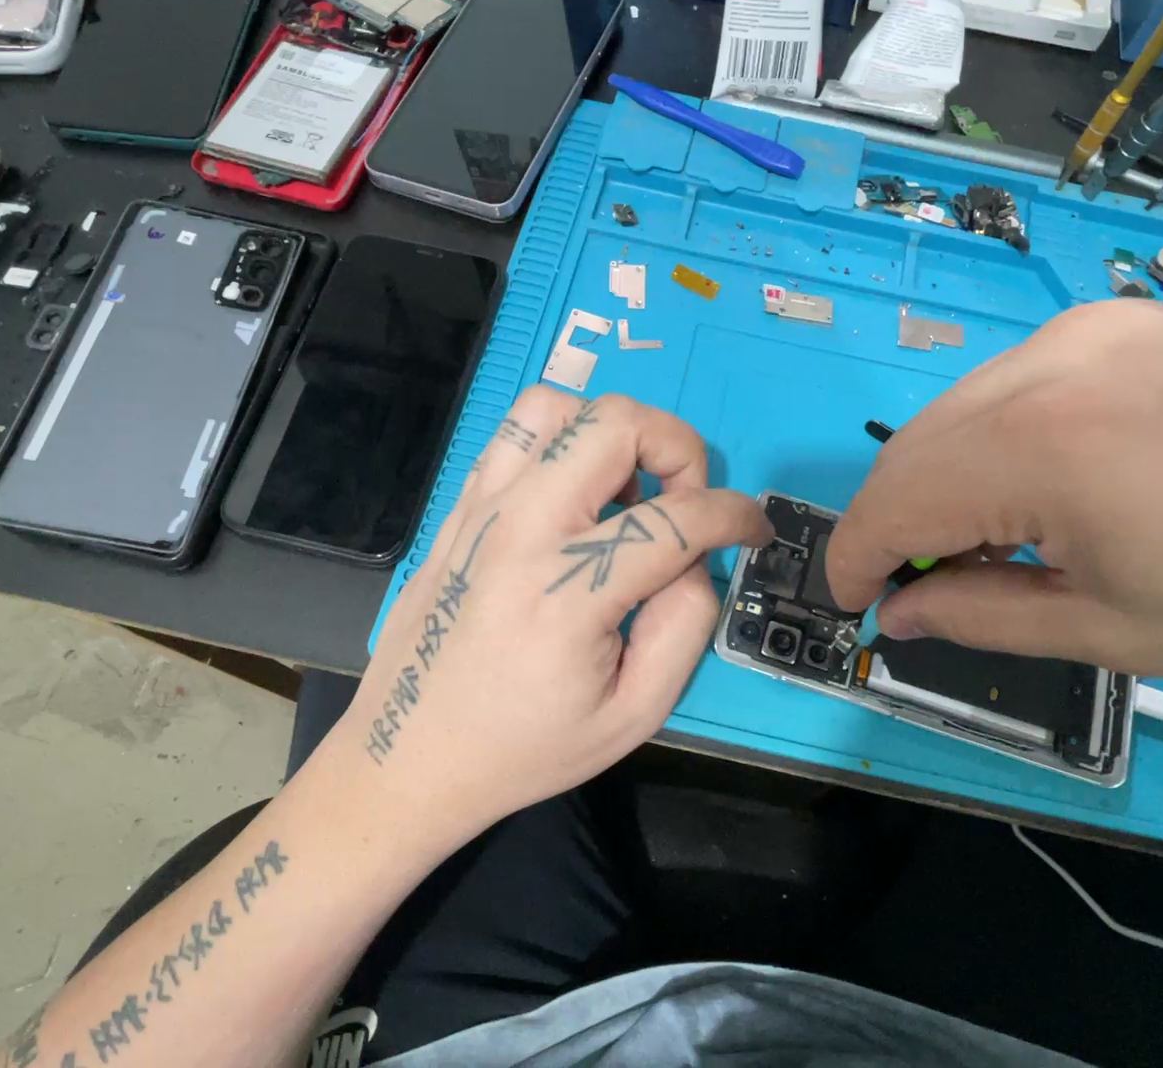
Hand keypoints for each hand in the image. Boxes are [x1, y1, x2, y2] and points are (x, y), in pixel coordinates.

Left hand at [321, 388, 770, 840]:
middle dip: (678, 449)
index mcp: (567, 594)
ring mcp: (480, 509)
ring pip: (559, 406)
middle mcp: (520, 531)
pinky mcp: (458, 508)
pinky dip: (562, 443)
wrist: (410, 756)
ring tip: (623, 498)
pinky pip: (515, 434)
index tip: (752, 528)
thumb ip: (685, 625)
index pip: (677, 517)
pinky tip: (573, 500)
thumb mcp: (634, 715)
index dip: (735, 514)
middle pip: (617, 424)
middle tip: (684, 504)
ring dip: (613, 437)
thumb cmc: (525, 748)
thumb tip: (698, 555)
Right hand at [826, 301, 1162, 692]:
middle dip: (894, 519)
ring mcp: (1096, 326)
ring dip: (943, 476)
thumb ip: (980, 618)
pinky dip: (995, 437)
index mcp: (1040, 445)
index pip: (895, 500)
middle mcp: (1050, 361)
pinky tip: (1038, 482)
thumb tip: (900, 614)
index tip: (851, 600)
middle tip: (912, 584)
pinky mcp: (1135, 317)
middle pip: (916, 444)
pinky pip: (1020, 380)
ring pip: (962, 406)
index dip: (857, 556)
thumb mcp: (1116, 630)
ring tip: (981, 542)